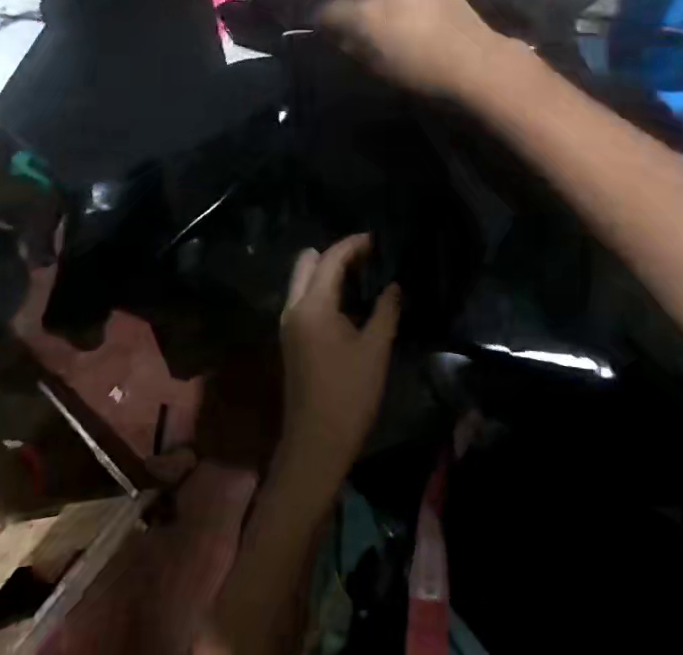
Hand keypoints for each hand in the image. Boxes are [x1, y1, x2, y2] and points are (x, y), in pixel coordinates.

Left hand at [277, 234, 400, 476]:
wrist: (316, 443)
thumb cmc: (349, 394)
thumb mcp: (375, 348)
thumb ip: (385, 310)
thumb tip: (393, 285)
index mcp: (312, 306)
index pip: (330, 260)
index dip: (354, 245)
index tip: (378, 238)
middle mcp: (294, 309)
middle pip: (307, 264)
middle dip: (336, 254)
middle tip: (368, 256)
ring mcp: (289, 326)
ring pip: (303, 281)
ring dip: (328, 272)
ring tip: (364, 273)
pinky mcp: (292, 340)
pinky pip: (305, 299)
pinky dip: (324, 290)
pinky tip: (351, 299)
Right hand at [318, 0, 516, 97]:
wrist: (474, 59)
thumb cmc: (424, 72)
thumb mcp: (383, 68)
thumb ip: (358, 49)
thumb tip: (346, 39)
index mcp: (365, 13)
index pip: (330, 9)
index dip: (325, 19)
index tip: (326, 27)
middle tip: (352, 13)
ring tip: (377, 1)